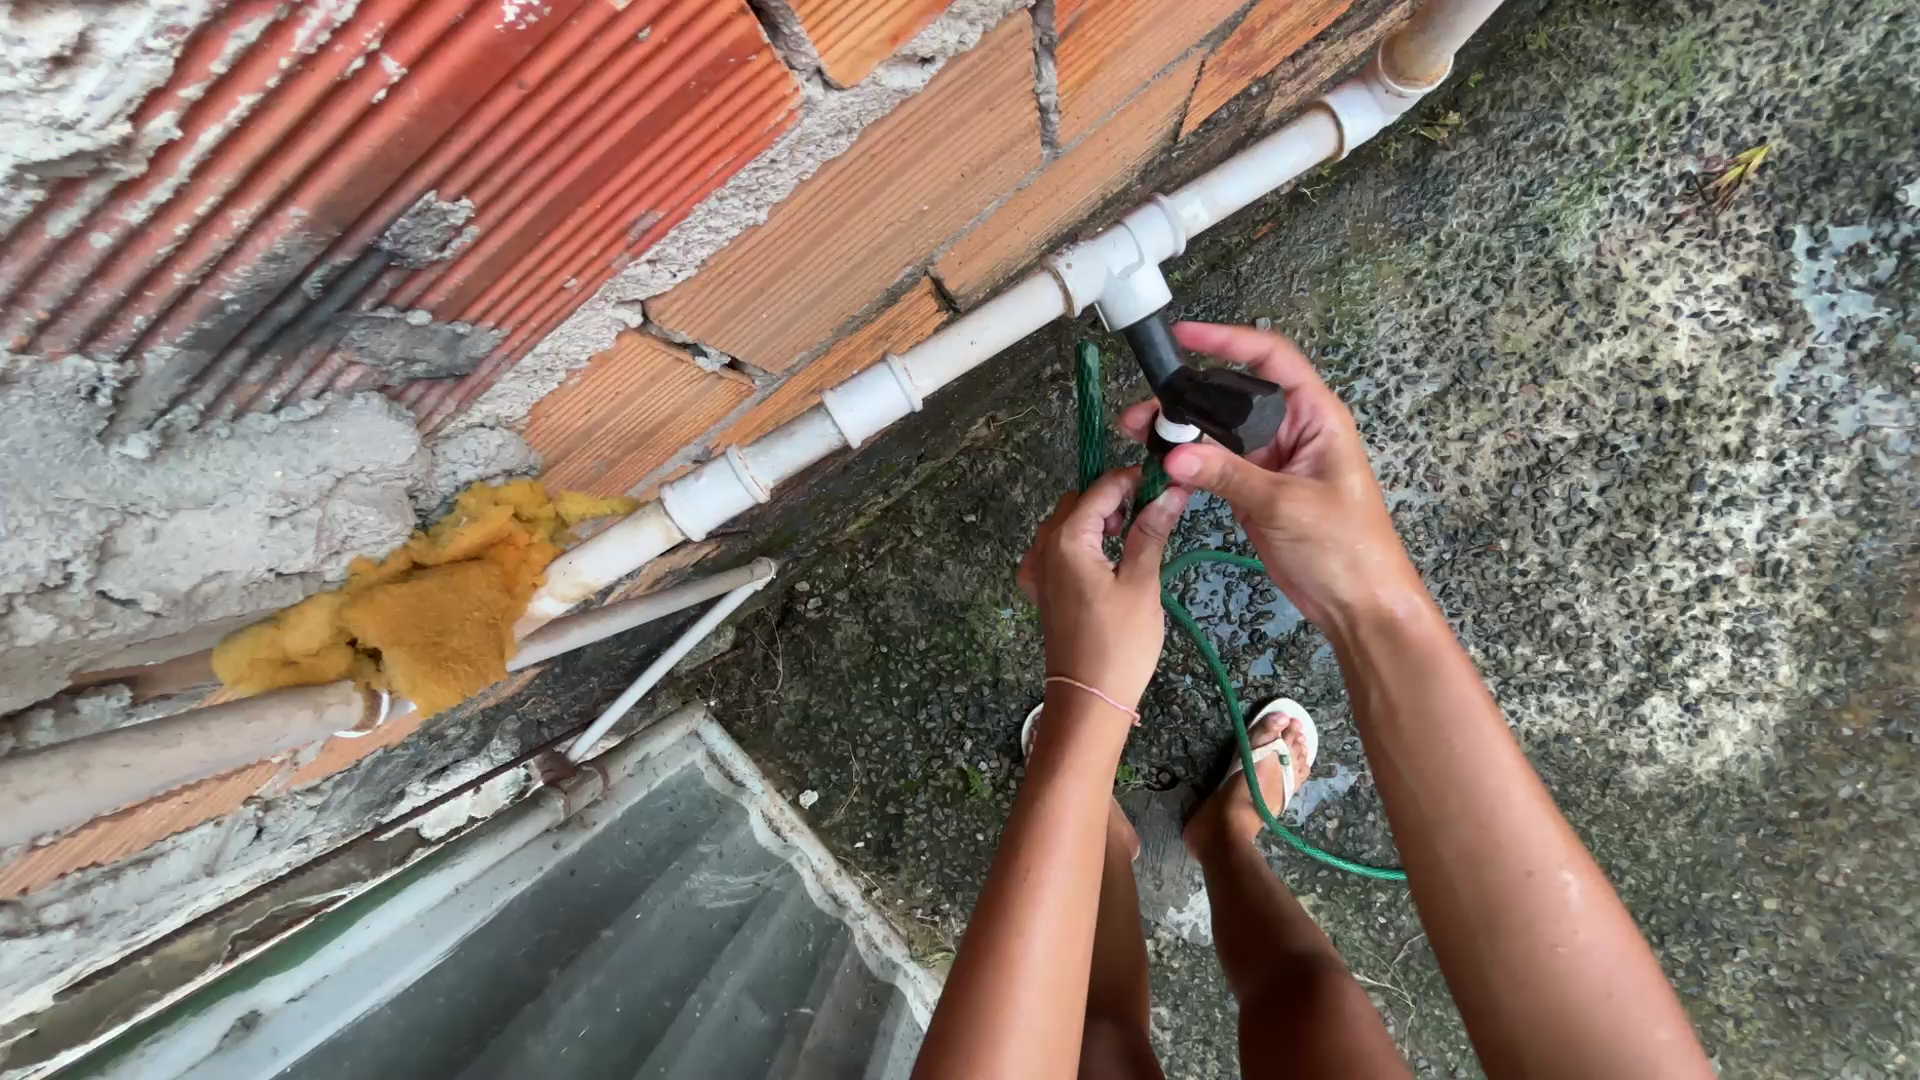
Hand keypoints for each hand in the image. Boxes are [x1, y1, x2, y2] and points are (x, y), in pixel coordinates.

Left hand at [1016, 467, 1188, 709]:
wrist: (1089, 696)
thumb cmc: (1120, 642)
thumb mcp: (1142, 582)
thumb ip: (1151, 531)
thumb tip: (1171, 491)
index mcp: (1067, 538)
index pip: (1100, 489)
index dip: (1133, 480)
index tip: (1164, 484)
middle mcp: (1044, 547)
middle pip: (1077, 502)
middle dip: (1112, 500)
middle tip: (1146, 518)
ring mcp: (1037, 570)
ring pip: (1063, 525)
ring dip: (1094, 522)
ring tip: (1126, 542)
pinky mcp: (1040, 591)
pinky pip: (1052, 552)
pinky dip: (1075, 546)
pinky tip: (1095, 563)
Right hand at [1118, 322, 1424, 629]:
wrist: (1355, 602)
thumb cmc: (1345, 547)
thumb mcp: (1286, 504)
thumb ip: (1228, 476)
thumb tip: (1174, 455)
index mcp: (1315, 417)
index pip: (1271, 360)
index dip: (1229, 341)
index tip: (1185, 337)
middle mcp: (1290, 431)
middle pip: (1232, 397)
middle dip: (1185, 398)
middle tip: (1142, 411)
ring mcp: (1268, 461)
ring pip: (1216, 432)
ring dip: (1179, 433)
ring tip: (1139, 436)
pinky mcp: (1251, 489)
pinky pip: (1213, 465)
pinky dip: (1187, 464)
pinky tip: (1160, 466)